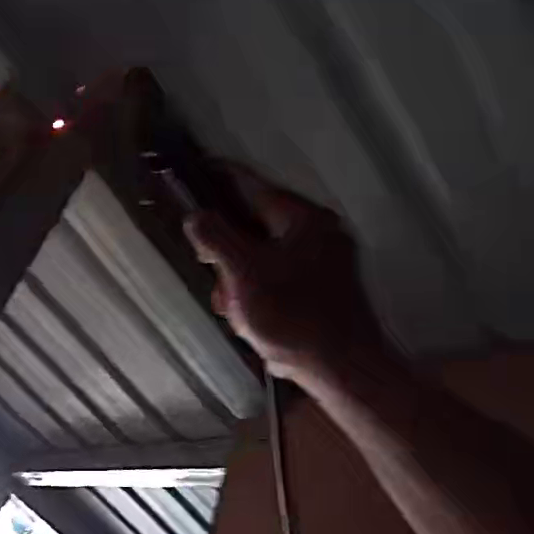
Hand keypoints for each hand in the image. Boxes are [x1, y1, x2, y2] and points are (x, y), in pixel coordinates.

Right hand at [183, 163, 391, 385]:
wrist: (339, 365)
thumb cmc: (292, 315)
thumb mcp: (244, 274)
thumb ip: (217, 239)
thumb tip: (194, 215)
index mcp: (303, 220)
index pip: (253, 187)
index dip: (220, 177)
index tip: (194, 168)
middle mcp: (316, 232)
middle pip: (252, 225)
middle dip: (224, 250)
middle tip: (209, 268)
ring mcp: (320, 259)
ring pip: (258, 255)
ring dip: (236, 278)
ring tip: (234, 307)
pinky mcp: (318, 286)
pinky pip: (271, 275)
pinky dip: (253, 291)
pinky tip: (248, 316)